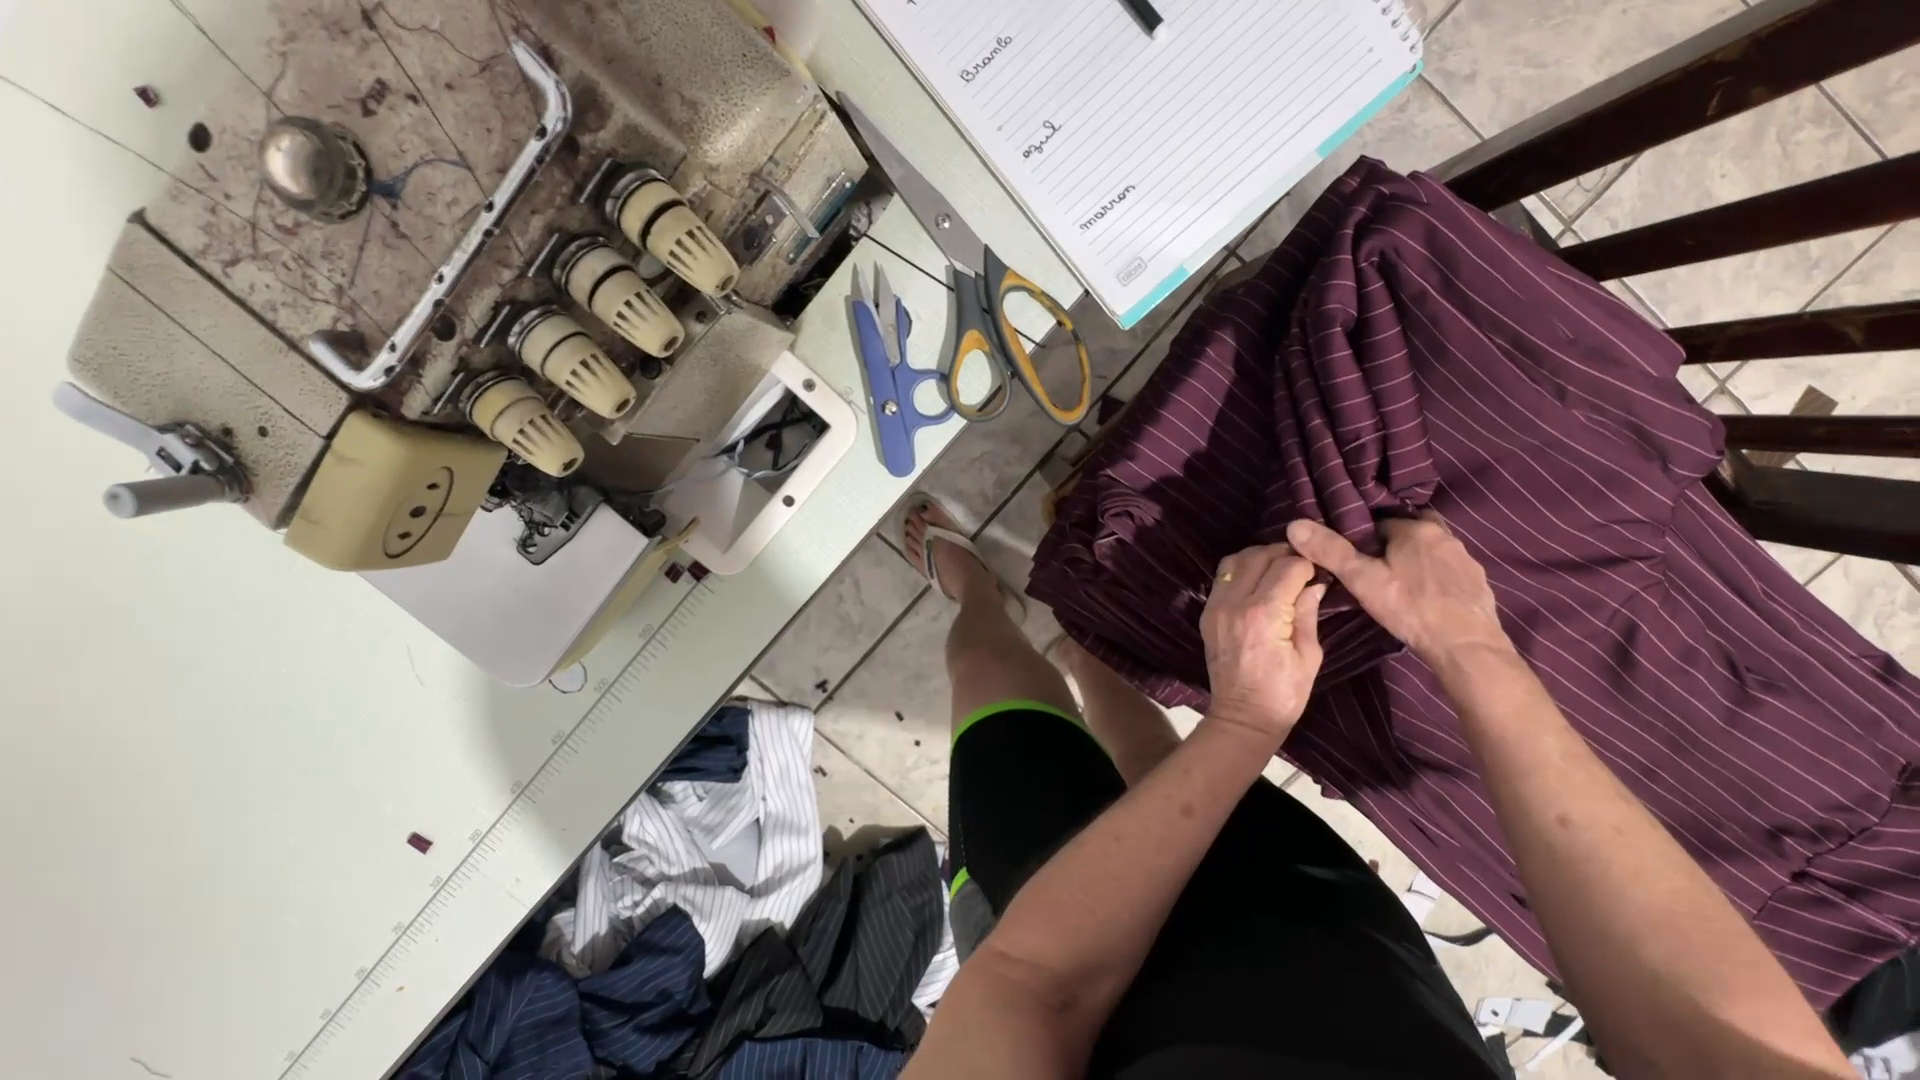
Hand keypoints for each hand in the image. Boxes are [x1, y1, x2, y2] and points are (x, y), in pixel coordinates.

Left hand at [1200, 544, 1326, 745]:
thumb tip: (1315, 582)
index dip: (1307, 564)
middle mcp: (1235, 604)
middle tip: (1302, 565)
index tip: (1319, 571)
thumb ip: (1308, 612)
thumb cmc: (1284, 693)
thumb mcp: (1309, 655)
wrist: (1242, 716)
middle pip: (1259, 556)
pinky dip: (1241, 571)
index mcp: (1264, 614)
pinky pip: (1222, 577)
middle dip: (1284, 554)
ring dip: (1259, 557)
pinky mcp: (1207, 614)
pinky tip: (1259, 581)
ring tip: (1279, 569)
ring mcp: (1215, 607)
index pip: (1287, 567)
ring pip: (1235, 560)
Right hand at [1285, 512, 1510, 669]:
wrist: (1465, 646)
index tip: (1353, 559)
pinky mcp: (1478, 582)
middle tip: (1373, 572)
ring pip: (1430, 553)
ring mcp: (1466, 559)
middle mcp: (1445, 536)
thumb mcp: (1362, 580)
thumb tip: (1294, 524)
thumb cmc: (1410, 609)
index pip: (1380, 523)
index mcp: (1415, 529)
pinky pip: (1449, 572)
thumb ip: (1330, 552)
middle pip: (1408, 534)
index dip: (1363, 539)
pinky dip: (1435, 580)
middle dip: (1391, 547)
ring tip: (1398, 586)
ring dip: (1415, 562)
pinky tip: (1425, 599)